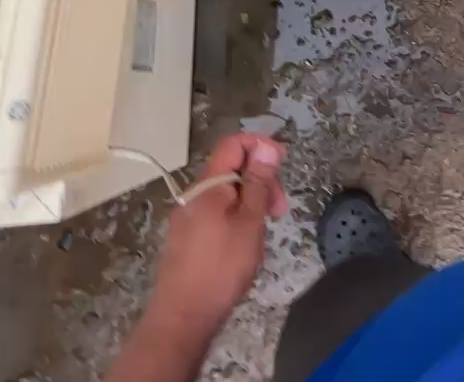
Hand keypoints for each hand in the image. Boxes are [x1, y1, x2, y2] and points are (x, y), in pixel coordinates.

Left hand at [148, 133, 289, 337]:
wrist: (181, 320)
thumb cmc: (221, 267)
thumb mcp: (250, 221)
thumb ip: (258, 182)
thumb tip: (266, 146)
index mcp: (207, 185)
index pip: (233, 144)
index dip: (260, 146)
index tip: (281, 164)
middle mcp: (194, 195)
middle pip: (231, 168)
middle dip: (260, 179)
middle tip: (279, 208)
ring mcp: (187, 217)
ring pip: (226, 192)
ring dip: (251, 200)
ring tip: (266, 227)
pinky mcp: (186, 238)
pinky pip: (216, 212)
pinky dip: (237, 215)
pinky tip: (246, 241)